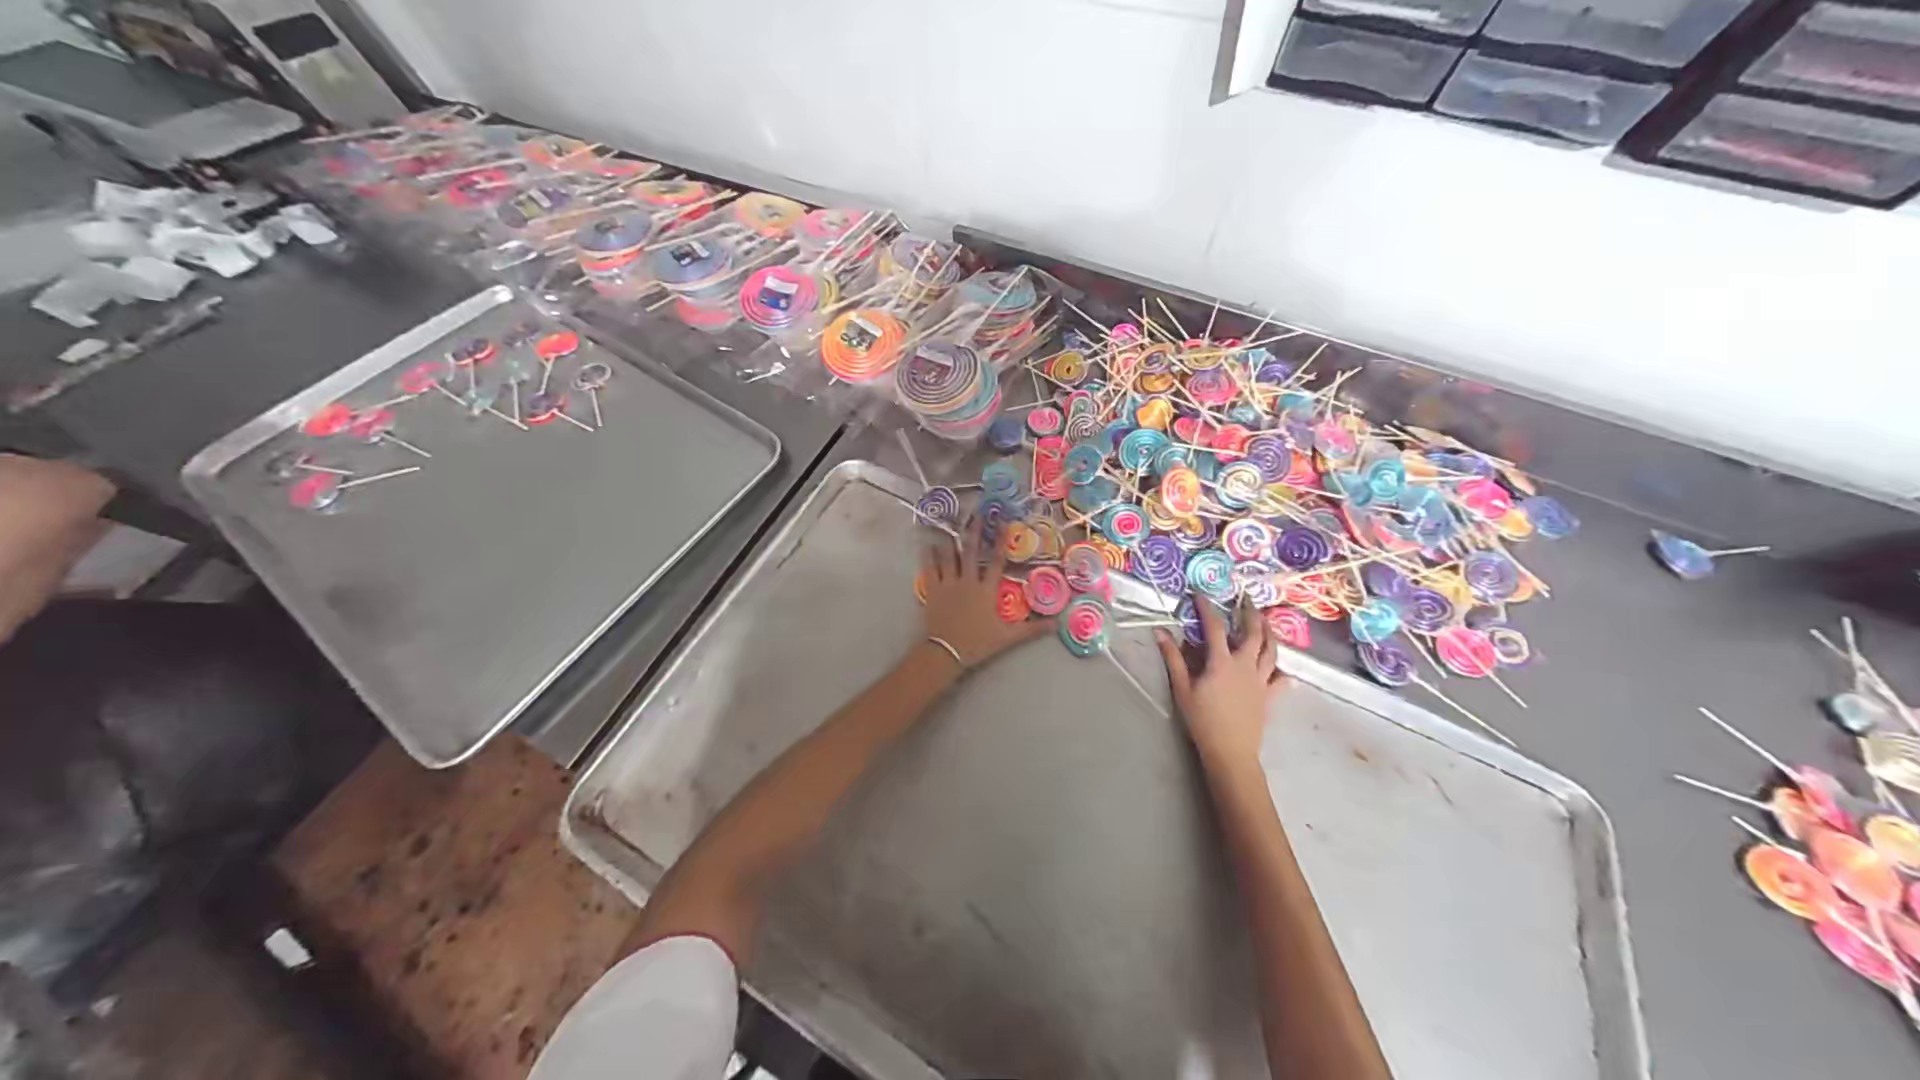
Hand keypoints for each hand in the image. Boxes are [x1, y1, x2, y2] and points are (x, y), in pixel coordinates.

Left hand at [921, 517, 1050, 669]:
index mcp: (986, 590)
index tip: (1002, 523)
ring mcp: (948, 584)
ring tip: (950, 524)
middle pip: (970, 551)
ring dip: (950, 539)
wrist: (946, 652)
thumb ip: (1032, 629)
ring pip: (948, 556)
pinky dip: (929, 556)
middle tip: (976, 514)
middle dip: (974, 531)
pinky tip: (927, 544)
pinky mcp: (933, 590)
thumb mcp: (1008, 637)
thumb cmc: (978, 643)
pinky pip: (930, 569)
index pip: (996, 561)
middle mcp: (967, 581)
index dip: (1000, 541)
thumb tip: (1057, 624)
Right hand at [1156, 594, 1288, 763]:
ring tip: (1266, 622)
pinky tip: (1282, 670)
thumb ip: (1174, 658)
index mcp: (1222, 662)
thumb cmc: (1202, 720)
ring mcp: (1261, 681)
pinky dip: (1282, 671)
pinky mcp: (1269, 696)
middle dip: (1250, 613)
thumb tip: (1161, 632)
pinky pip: (1280, 680)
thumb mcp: (1182, 688)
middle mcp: (1246, 666)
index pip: (1215, 627)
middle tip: (1246, 600)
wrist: (1230, 751)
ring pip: (1272, 651)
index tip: (1200, 595)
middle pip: (1254, 633)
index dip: (1207, 608)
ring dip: (1270, 633)